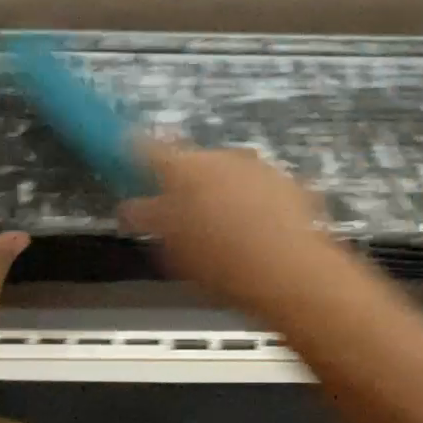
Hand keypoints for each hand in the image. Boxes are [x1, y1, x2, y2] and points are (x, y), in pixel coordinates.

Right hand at [119, 141, 332, 309]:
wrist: (293, 275)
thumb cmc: (223, 264)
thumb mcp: (171, 248)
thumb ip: (147, 218)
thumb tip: (132, 207)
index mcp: (183, 167)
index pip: (145, 147)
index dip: (133, 155)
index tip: (129, 169)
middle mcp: (220, 156)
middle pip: (191, 161)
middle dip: (183, 182)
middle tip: (179, 216)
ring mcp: (258, 166)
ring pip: (227, 173)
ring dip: (220, 191)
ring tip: (222, 231)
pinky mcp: (289, 181)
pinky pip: (259, 186)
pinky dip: (252, 202)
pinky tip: (255, 233)